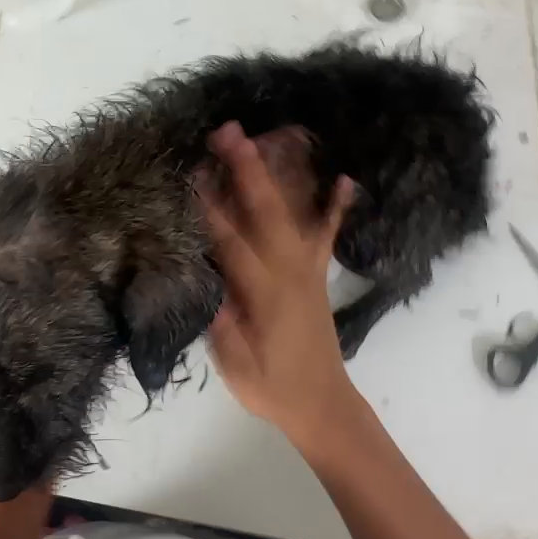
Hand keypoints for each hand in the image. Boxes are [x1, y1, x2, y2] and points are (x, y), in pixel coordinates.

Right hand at [197, 121, 360, 447]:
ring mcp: (307, 269)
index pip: (231, 240)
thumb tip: (201, 275)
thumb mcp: (235, 361)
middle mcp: (289, 272)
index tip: (193, 171)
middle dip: (246, 169)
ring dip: (282, 172)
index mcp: (263, 293)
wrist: (322, 406)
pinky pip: (326, 234)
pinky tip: (344, 179)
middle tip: (228, 132)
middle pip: (266, 210)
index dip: (211, 206)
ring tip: (273, 133)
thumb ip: (221, 319)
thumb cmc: (270, 387)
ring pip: (294, 211)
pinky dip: (335, 205)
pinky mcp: (316, 273)